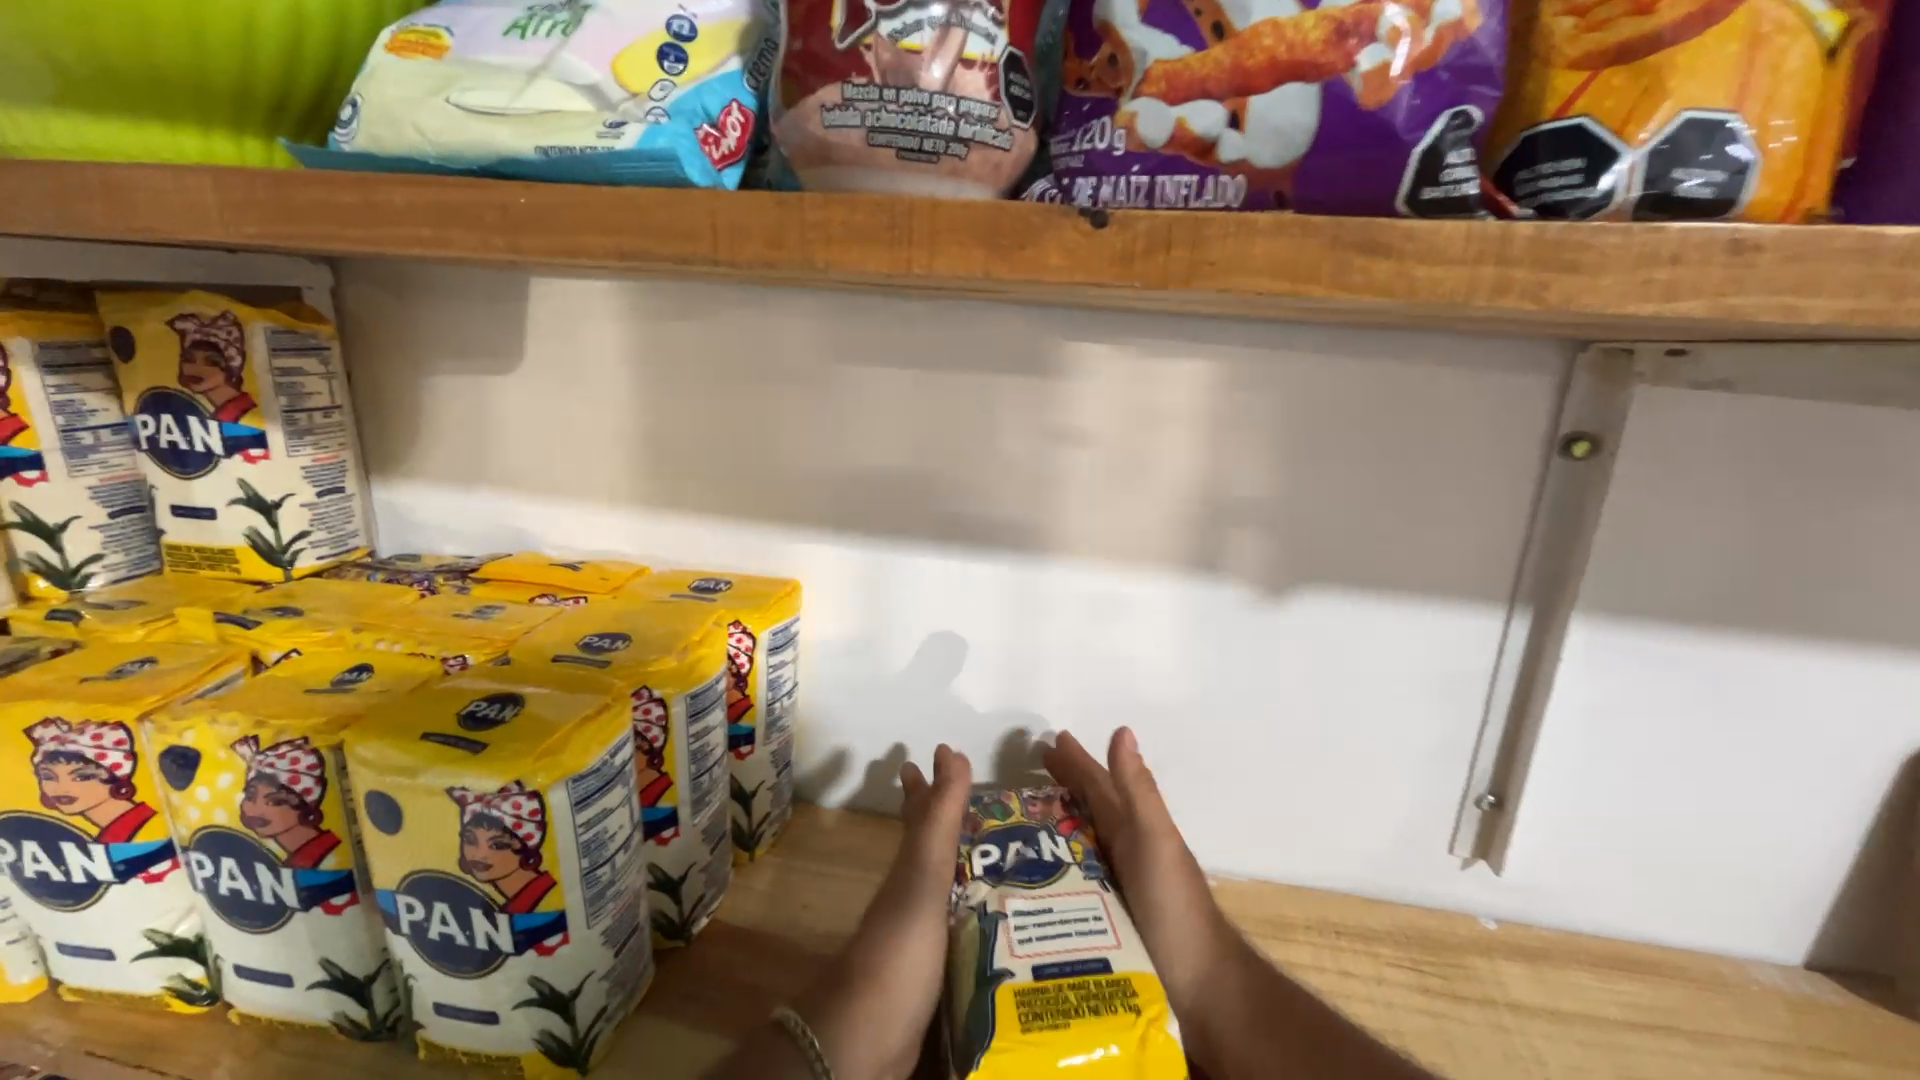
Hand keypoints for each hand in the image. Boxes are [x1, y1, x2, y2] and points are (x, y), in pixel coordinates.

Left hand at [709, 746, 972, 1079]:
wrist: (869, 1034)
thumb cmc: (900, 946)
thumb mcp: (923, 876)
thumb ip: (939, 821)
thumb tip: (950, 751)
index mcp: (912, 869)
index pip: (923, 814)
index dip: (930, 784)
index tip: (943, 752)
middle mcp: (913, 896)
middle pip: (929, 847)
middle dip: (943, 818)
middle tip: (971, 796)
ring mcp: (922, 935)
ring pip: (946, 888)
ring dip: (965, 867)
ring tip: (994, 856)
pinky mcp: (934, 973)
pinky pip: (959, 928)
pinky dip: (975, 914)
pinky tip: (992, 922)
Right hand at [1046, 729, 1434, 1079]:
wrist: (1199, 988)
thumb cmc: (1175, 907)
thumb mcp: (1155, 840)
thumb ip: (1137, 792)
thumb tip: (1122, 731)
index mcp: (1135, 831)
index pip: (1099, 787)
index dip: (1075, 763)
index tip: (1047, 741)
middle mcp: (1123, 856)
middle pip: (1087, 814)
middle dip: (1060, 791)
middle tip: (1027, 772)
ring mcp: (1112, 892)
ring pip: (1076, 851)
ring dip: (1050, 833)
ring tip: (1019, 824)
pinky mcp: (1100, 925)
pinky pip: (1068, 890)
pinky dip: (1049, 878)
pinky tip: (1027, 882)